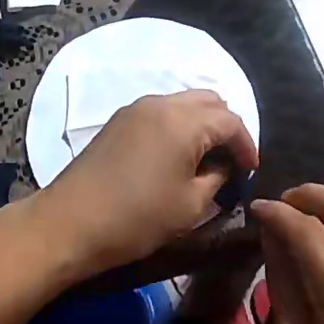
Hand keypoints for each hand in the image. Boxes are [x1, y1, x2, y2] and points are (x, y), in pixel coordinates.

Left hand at [28, 90, 257, 280]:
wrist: (72, 221)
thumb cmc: (138, 217)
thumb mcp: (191, 204)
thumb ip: (217, 178)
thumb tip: (223, 167)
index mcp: (182, 120)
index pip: (230, 120)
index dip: (247, 146)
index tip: (251, 172)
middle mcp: (158, 104)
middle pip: (206, 101)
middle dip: (224, 128)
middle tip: (230, 162)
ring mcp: (133, 110)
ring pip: (180, 104)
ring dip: (198, 126)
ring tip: (204, 161)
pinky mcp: (116, 122)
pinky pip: (157, 114)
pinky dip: (175, 127)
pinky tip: (175, 157)